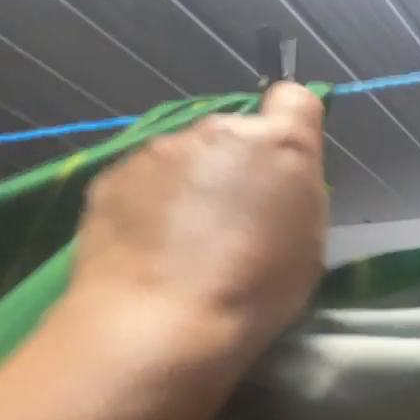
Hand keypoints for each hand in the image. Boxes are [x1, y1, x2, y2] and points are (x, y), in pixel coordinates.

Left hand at [64, 83, 327, 370]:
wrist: (161, 321)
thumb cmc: (260, 284)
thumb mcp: (309, 234)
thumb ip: (294, 188)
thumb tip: (274, 175)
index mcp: (279, 144)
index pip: (294, 97)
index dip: (294, 121)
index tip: (289, 157)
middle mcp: (217, 131)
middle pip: (236, 132)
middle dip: (239, 162)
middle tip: (238, 216)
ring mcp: (158, 151)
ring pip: (189, 156)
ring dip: (195, 181)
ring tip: (189, 237)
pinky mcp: (110, 176)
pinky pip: (146, 179)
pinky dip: (155, 201)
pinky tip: (154, 245)